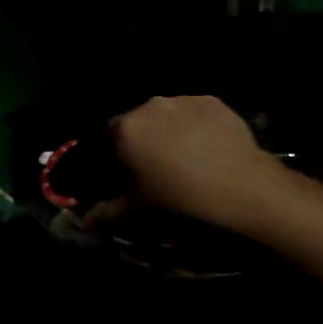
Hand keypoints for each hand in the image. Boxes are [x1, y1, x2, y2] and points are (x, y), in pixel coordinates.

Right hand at [108, 96, 285, 227]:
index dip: (122, 149)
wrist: (236, 184)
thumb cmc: (178, 195)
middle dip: (148, 137)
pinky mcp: (212, 100)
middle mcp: (152, 105)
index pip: (113, 131)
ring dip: (173, 128)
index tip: (134, 168)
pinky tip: (210, 146)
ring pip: (170, 113)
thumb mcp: (139, 205)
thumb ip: (108, 211)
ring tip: (189, 155)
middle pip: (142, 119)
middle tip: (162, 164)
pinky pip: (197, 111)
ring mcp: (183, 99)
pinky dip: (199, 124)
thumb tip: (86, 224)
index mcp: (128, 128)